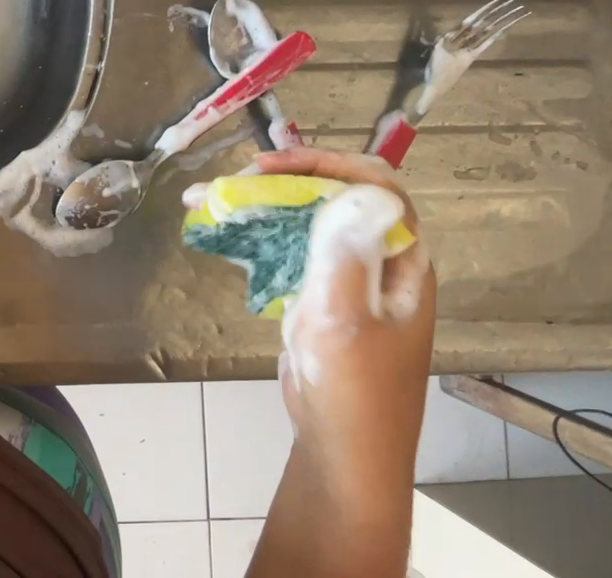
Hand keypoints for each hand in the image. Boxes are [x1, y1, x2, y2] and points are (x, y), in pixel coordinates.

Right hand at [252, 148, 435, 504]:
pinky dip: (255, 233)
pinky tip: (220, 230)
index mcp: (401, 262)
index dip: (325, 163)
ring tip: (210, 198)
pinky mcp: (319, 296)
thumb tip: (357, 190)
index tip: (269, 165)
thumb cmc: (352, 387)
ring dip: (260, 204)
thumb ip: (348, 254)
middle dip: (282, 180)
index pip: (376, 187)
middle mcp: (378, 261)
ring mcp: (347, 279)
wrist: (341, 447)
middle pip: (334, 197)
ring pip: (306, 221)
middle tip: (231, 182)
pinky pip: (289, 248)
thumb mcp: (346, 318)